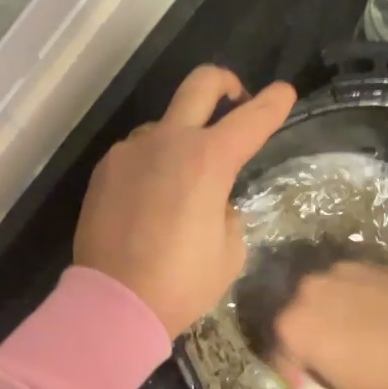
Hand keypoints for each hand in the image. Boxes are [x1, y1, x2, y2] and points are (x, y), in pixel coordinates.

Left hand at [74, 66, 296, 334]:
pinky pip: (136, 156)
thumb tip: (215, 202)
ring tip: (183, 179)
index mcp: (209, 161)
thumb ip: (228, 214)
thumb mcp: (228, 254)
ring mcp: (130, 153)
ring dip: (180, 138)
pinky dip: (151, 167)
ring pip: (162, 126)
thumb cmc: (181, 285)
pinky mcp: (104, 172)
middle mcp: (168, 142)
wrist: (115, 304)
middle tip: (234, 97)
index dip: (273, 104)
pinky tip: (152, 201)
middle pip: (200, 85)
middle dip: (224, 83)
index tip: (283, 94)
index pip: (252, 120)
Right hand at [273, 262, 387, 388]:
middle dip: (307, 335)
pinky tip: (370, 314)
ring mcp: (337, 272)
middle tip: (326, 353)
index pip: (278, 353)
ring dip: (328, 312)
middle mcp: (306, 291)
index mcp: (293, 327)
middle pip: (296, 316)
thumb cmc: (385, 377)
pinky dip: (351, 298)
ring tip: (351, 330)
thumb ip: (318, 377)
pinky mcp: (367, 263)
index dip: (292, 371)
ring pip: (321, 296)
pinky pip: (347, 284)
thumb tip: (317, 372)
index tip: (307, 383)